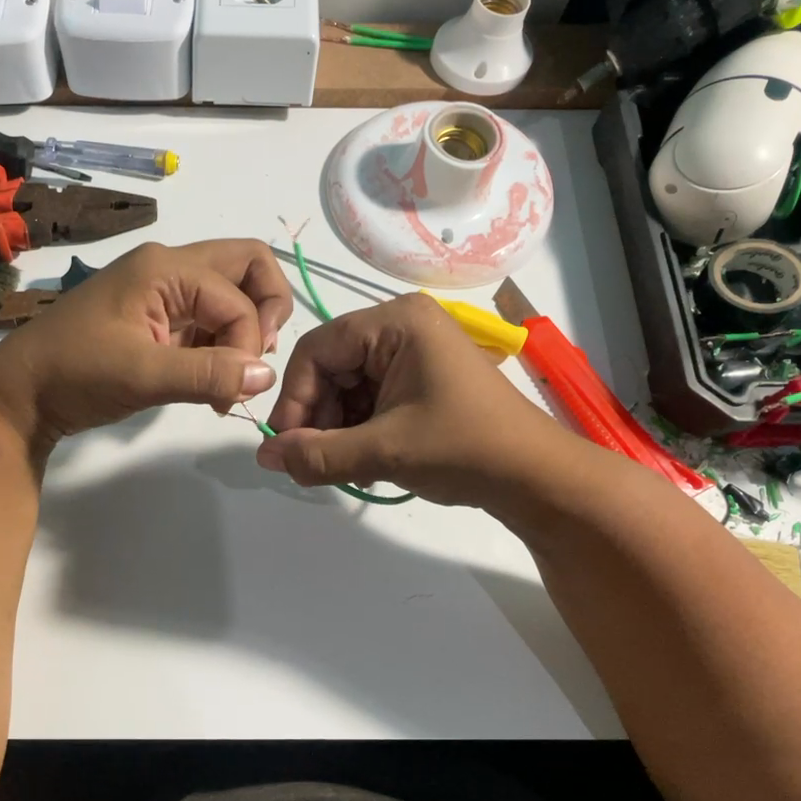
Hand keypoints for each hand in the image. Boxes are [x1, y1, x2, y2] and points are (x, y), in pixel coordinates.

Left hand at [0, 240, 292, 441]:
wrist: (22, 394)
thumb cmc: (76, 374)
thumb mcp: (143, 375)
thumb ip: (208, 373)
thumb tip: (266, 376)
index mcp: (166, 268)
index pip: (239, 297)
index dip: (249, 343)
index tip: (233, 391)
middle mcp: (170, 269)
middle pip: (247, 267)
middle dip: (266, 312)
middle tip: (257, 361)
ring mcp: (164, 295)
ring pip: (231, 296)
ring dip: (244, 335)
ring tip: (229, 385)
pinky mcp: (159, 322)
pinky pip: (209, 323)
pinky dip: (222, 350)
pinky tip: (211, 387)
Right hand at [255, 294, 571, 506]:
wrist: (535, 477)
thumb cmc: (463, 449)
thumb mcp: (383, 451)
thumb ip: (318, 454)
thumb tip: (265, 457)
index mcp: (396, 322)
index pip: (318, 350)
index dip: (294, 399)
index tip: (286, 447)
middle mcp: (402, 327)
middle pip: (331, 368)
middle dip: (317, 418)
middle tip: (312, 464)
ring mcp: (414, 353)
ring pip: (348, 388)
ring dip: (336, 430)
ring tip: (343, 469)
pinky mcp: (421, 380)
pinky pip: (371, 399)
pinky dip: (358, 431)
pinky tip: (362, 463)